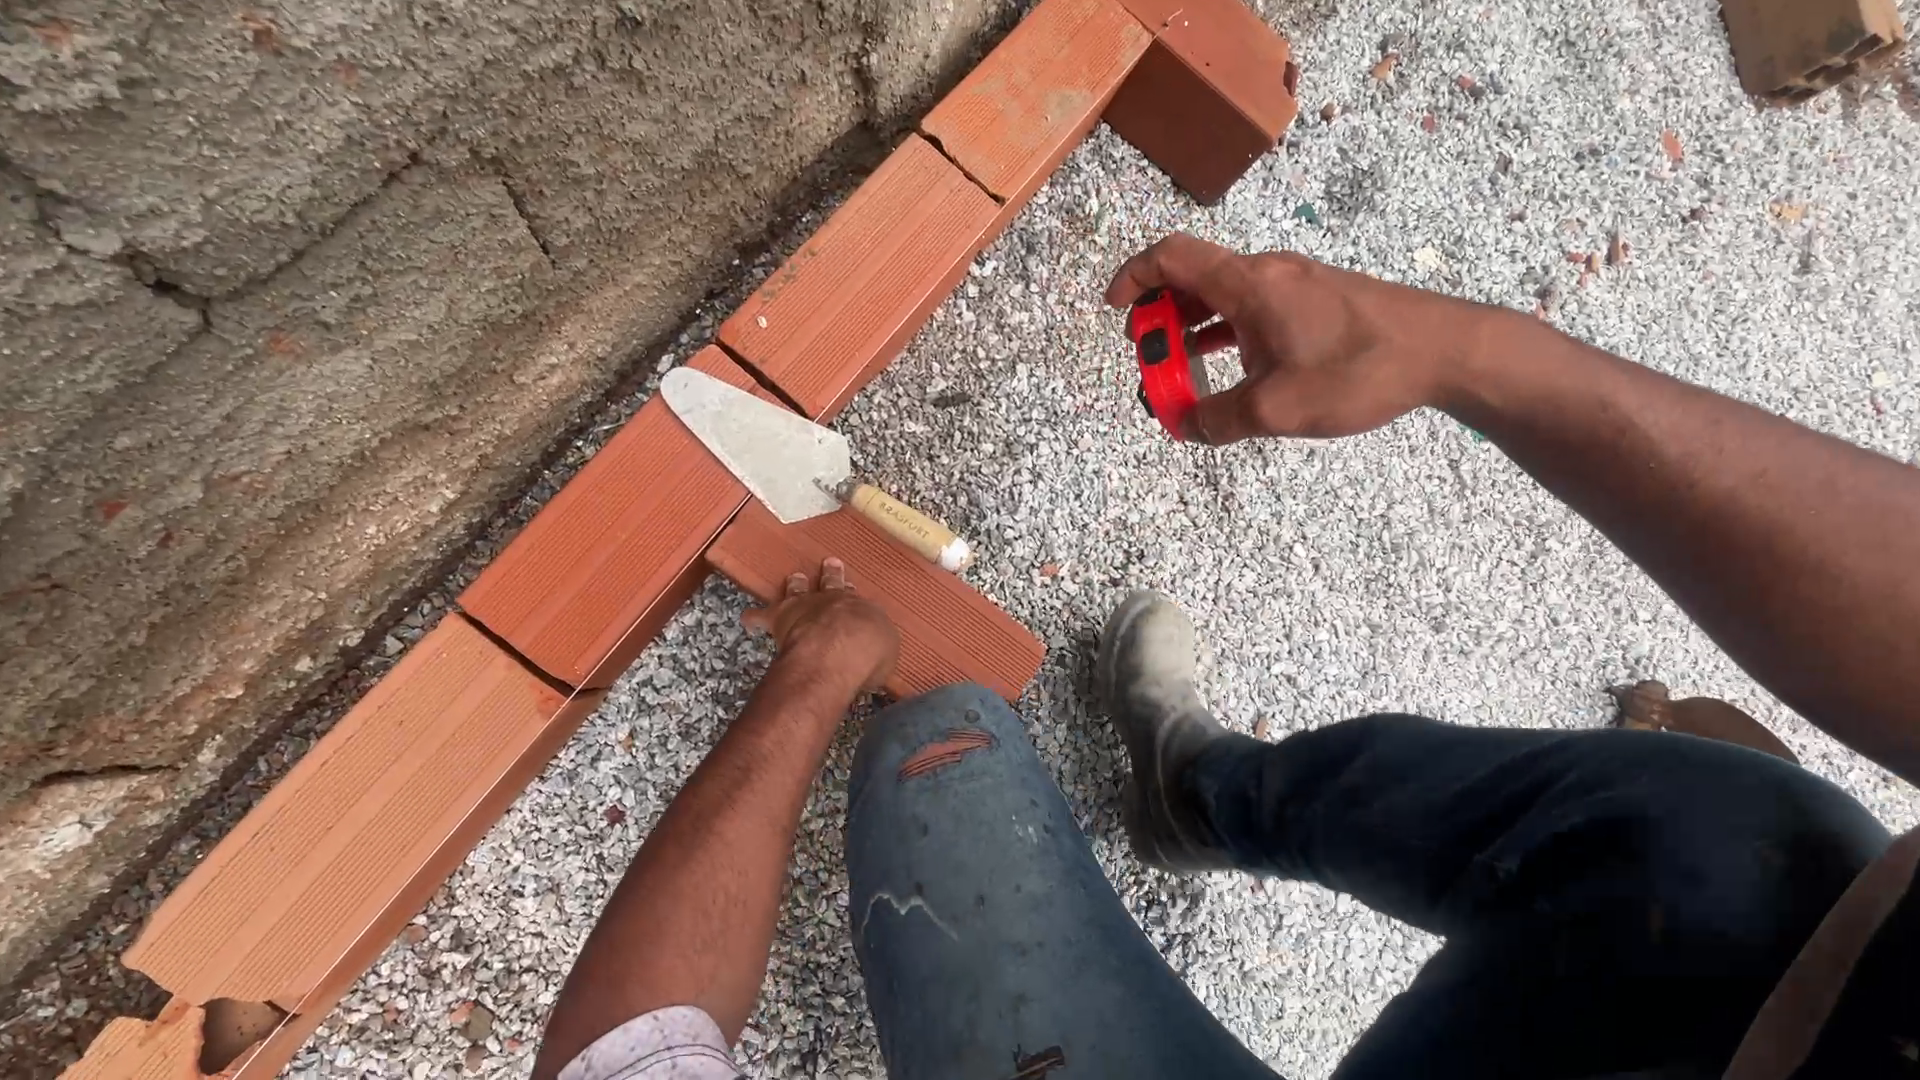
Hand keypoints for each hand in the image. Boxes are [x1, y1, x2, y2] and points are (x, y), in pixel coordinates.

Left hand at [742, 558, 899, 693]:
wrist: (840, 648)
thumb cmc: (869, 652)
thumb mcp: (887, 652)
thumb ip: (878, 648)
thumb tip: (874, 656)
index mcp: (859, 608)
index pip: (856, 598)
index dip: (853, 594)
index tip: (852, 589)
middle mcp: (832, 600)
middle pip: (831, 583)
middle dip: (831, 574)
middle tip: (830, 563)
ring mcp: (804, 605)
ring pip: (798, 590)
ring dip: (796, 585)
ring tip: (794, 578)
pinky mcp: (780, 618)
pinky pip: (762, 615)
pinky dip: (754, 617)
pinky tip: (748, 618)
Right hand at [1105, 233, 1496, 442]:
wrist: (1445, 351)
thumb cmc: (1358, 370)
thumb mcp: (1276, 408)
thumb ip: (1217, 419)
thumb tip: (1185, 425)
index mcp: (1248, 285)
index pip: (1170, 257)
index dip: (1132, 276)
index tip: (1112, 309)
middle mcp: (1266, 274)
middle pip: (1190, 278)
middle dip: (1156, 315)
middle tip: (1147, 356)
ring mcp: (1291, 286)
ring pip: (1220, 295)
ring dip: (1189, 327)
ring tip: (1177, 367)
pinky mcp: (1312, 302)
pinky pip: (1248, 308)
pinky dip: (1222, 332)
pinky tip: (1224, 367)